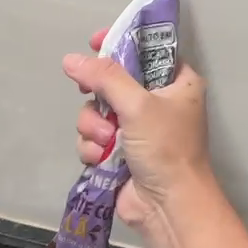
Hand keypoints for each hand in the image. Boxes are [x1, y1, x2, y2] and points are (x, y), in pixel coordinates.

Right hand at [64, 27, 212, 229]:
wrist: (167, 206)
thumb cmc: (166, 149)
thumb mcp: (138, 105)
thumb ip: (105, 78)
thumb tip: (71, 60)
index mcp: (176, 82)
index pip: (144, 50)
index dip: (119, 44)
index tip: (94, 42)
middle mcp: (155, 104)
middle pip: (111, 84)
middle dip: (99, 98)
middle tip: (91, 95)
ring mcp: (135, 131)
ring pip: (96, 114)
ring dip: (93, 128)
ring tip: (106, 143)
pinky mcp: (118, 155)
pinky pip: (92, 141)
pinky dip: (93, 149)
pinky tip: (101, 159)